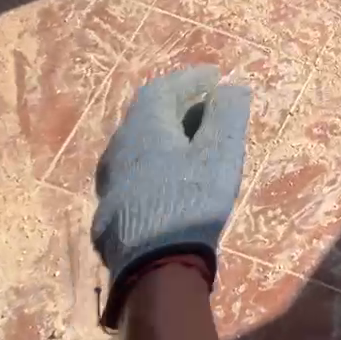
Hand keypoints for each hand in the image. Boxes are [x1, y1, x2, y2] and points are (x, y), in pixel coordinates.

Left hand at [92, 66, 250, 327]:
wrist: (155, 264)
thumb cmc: (193, 197)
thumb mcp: (221, 151)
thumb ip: (227, 114)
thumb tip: (230, 88)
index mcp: (143, 131)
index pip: (160, 90)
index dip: (189, 78)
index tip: (216, 75)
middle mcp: (118, 151)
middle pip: (146, 115)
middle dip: (179, 102)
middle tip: (209, 100)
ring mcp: (110, 182)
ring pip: (139, 143)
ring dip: (168, 130)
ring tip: (197, 134)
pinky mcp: (112, 209)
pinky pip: (136, 167)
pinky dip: (159, 155)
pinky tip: (175, 171)